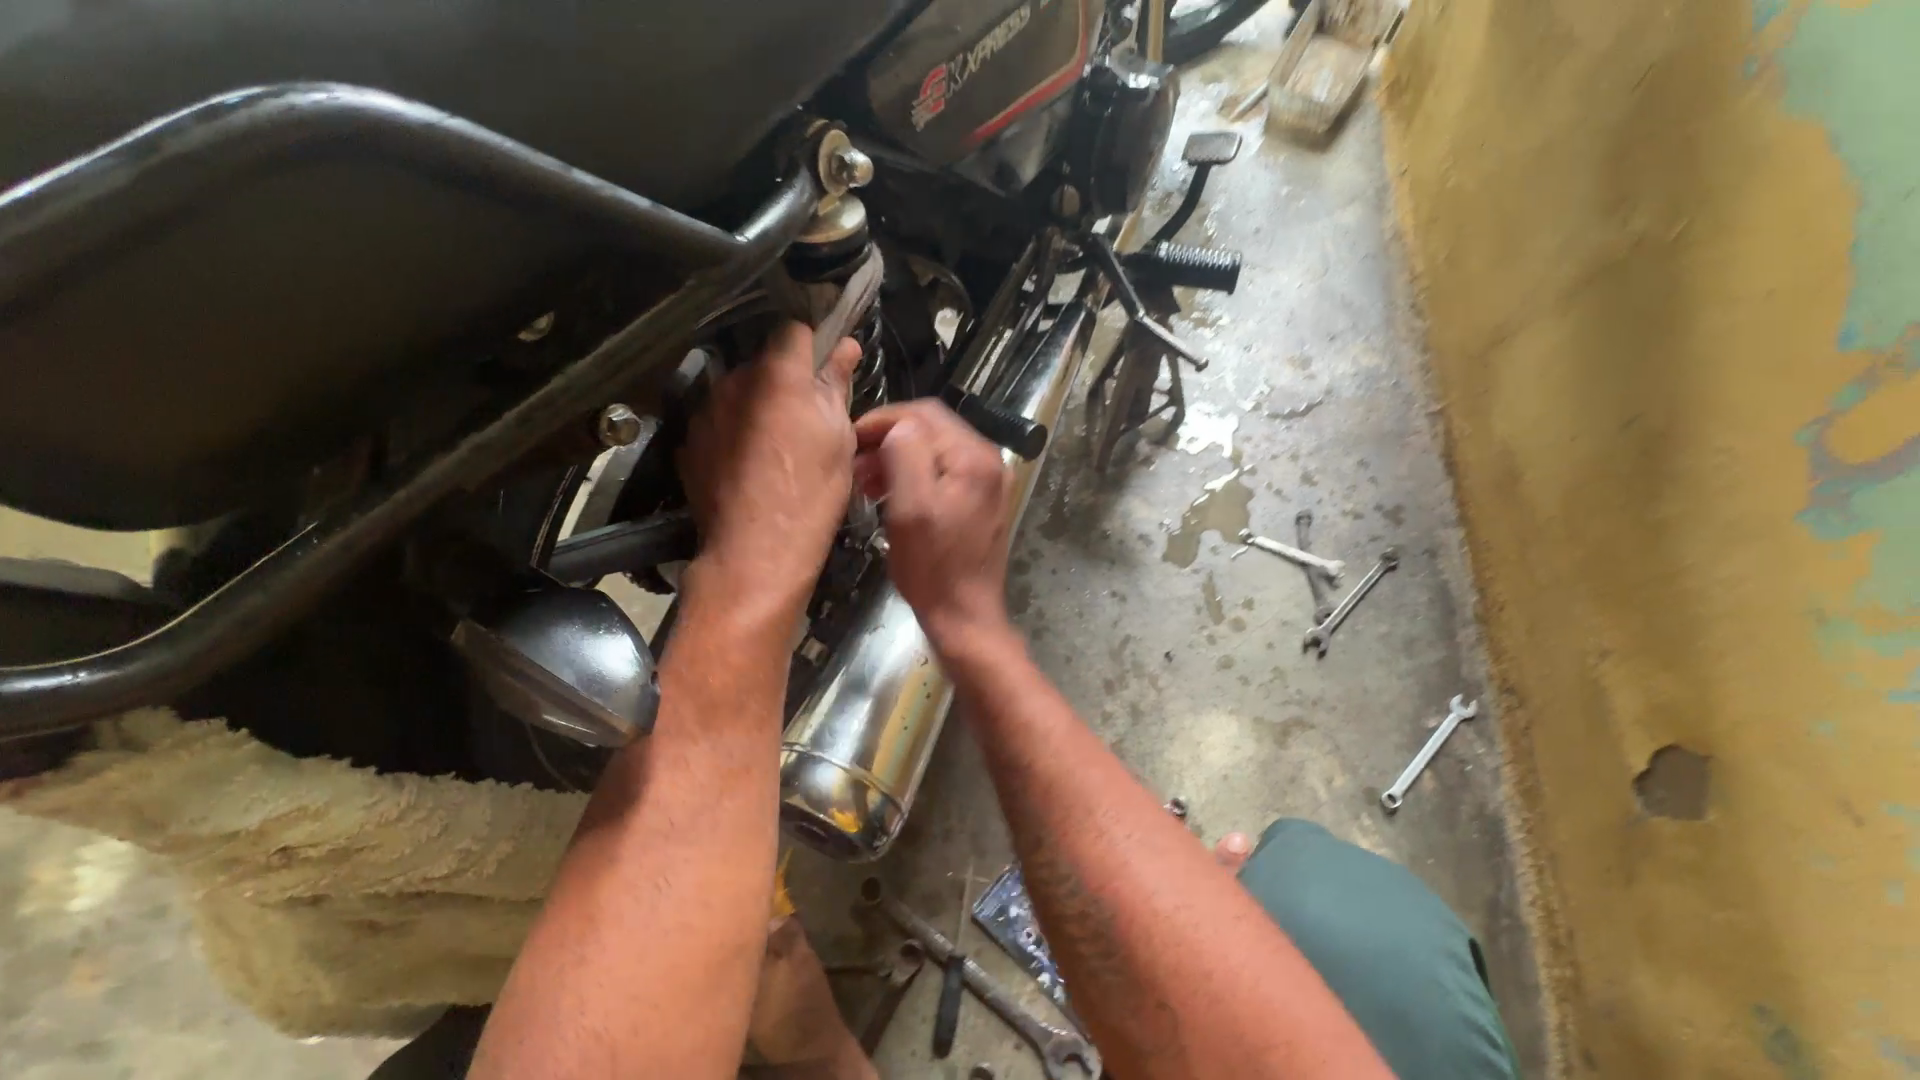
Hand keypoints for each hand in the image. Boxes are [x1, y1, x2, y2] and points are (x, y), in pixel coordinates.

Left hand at [679, 321, 861, 609]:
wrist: (756, 553)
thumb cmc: (812, 494)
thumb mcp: (839, 439)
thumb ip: (837, 386)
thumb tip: (844, 347)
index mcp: (778, 374)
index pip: (795, 330)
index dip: (814, 347)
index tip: (826, 373)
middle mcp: (734, 382)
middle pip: (764, 364)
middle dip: (785, 382)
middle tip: (807, 420)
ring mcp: (706, 412)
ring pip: (739, 394)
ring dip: (757, 408)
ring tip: (776, 449)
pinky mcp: (688, 443)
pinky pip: (718, 423)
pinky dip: (733, 434)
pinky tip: (749, 467)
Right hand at [852, 401, 1014, 648]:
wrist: (965, 616)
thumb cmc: (933, 567)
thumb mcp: (911, 508)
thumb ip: (905, 455)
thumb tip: (896, 427)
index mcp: (974, 457)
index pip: (924, 413)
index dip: (883, 419)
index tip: (852, 439)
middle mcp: (988, 462)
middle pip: (931, 429)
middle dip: (889, 439)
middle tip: (855, 464)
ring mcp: (987, 483)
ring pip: (935, 451)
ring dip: (898, 458)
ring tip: (866, 482)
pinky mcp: (980, 502)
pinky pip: (942, 473)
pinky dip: (913, 476)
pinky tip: (890, 496)